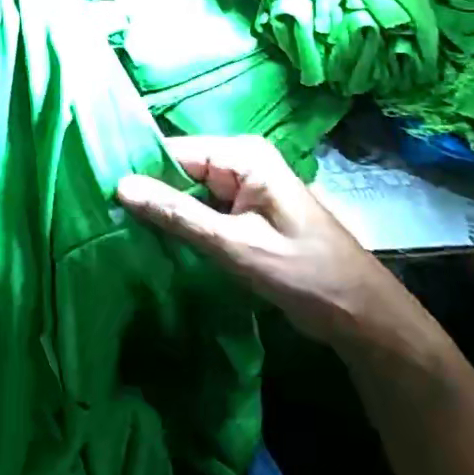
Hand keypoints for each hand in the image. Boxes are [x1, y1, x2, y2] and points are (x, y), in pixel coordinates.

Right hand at [115, 135, 425, 354]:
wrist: (369, 322)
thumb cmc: (310, 277)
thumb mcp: (237, 246)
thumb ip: (177, 214)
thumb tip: (118, 185)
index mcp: (242, 155)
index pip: (171, 152)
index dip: (138, 172)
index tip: (104, 194)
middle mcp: (239, 160)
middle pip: (174, 168)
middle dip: (147, 192)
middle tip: (109, 214)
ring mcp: (240, 184)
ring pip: (182, 189)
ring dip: (161, 209)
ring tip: (123, 226)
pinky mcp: (240, 209)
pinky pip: (196, 206)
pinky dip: (179, 221)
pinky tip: (155, 236)